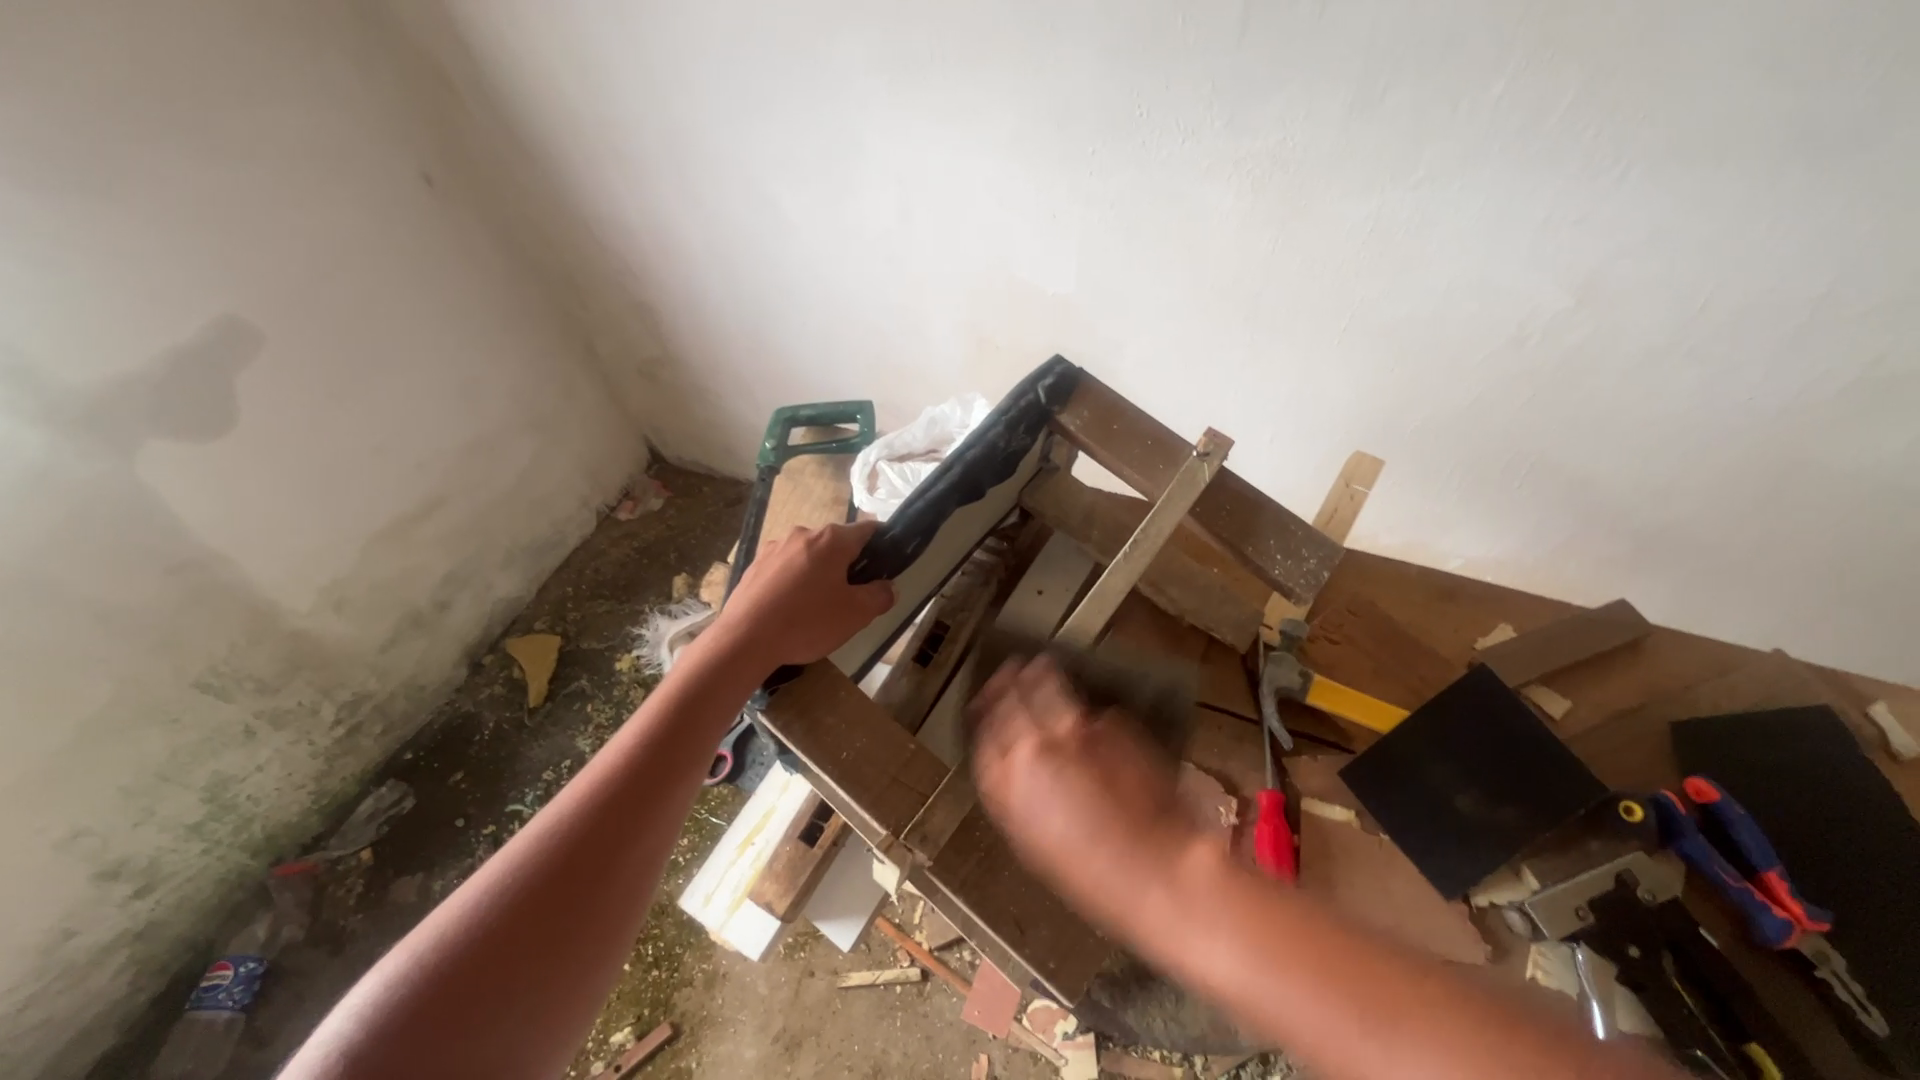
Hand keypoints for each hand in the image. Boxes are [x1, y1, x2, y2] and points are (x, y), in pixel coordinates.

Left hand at [712, 520, 895, 668]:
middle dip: (848, 565)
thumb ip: (880, 596)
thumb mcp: (856, 614)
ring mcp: (774, 548)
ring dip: (818, 574)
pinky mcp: (755, 566)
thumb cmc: (807, 622)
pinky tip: (790, 610)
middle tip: (852, 597)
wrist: (744, 639)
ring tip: (817, 607)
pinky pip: (785, 569)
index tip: (886, 566)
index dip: (882, 544)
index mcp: (832, 540)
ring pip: (808, 556)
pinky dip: (794, 583)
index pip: (868, 530)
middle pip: (836, 544)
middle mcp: (803, 534)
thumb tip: (888, 586)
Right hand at [970, 657, 1204, 918]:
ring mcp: (1070, 729)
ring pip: (1044, 684)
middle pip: (1007, 698)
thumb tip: (1013, 777)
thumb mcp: (1032, 844)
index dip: (983, 714)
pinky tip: (1086, 713)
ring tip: (1038, 665)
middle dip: (1006, 682)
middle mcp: (1029, 747)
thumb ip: (1015, 797)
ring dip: (1039, 674)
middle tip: (1007, 671)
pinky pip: (1088, 708)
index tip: (984, 706)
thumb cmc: (1094, 876)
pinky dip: (1084, 707)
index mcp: (1002, 783)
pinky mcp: (1110, 722)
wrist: (1157, 867)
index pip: (981, 731)